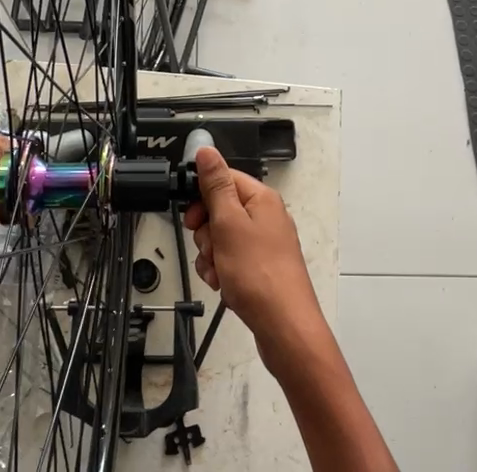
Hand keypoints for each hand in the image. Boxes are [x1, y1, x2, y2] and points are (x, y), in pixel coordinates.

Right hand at [182, 147, 325, 364]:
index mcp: (262, 199)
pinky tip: (222, 284)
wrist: (284, 327)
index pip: (224, 179)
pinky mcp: (261, 268)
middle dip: (206, 232)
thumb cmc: (257, 273)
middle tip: (210, 248)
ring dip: (211, 255)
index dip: (202, 197)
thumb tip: (207, 150)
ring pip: (222, 238)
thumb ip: (215, 186)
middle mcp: (266, 217)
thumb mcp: (229, 223)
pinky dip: (221, 270)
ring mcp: (265, 244)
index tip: (192, 218)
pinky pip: (231, 259)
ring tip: (218, 272)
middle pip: (221, 209)